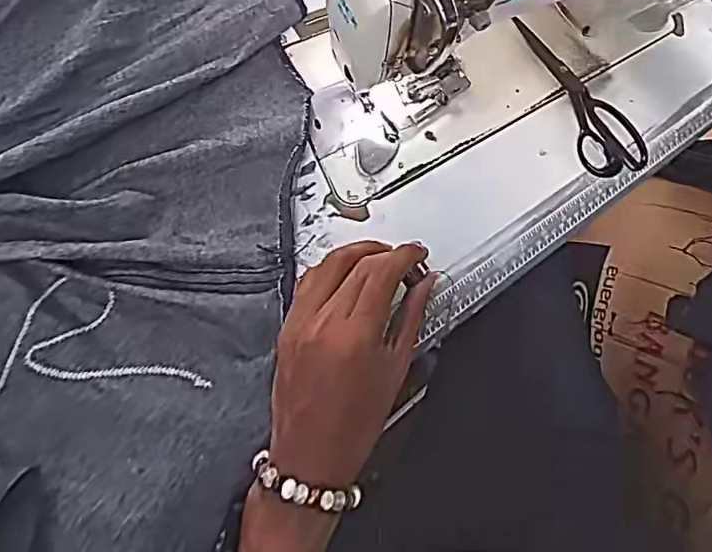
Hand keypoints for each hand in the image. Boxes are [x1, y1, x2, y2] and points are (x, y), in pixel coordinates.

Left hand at [270, 241, 433, 486]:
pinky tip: (344, 272)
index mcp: (355, 336)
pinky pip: (309, 280)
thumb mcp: (395, 370)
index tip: (416, 254)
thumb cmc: (352, 427)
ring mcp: (301, 323)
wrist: (310, 458)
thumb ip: (412, 317)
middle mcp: (324, 324)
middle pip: (359, 263)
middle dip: (387, 253)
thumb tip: (424, 285)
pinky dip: (330, 267)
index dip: (404, 256)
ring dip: (358, 252)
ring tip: (376, 258)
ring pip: (330, 263)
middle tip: (403, 259)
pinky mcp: (287, 326)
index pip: (382, 272)